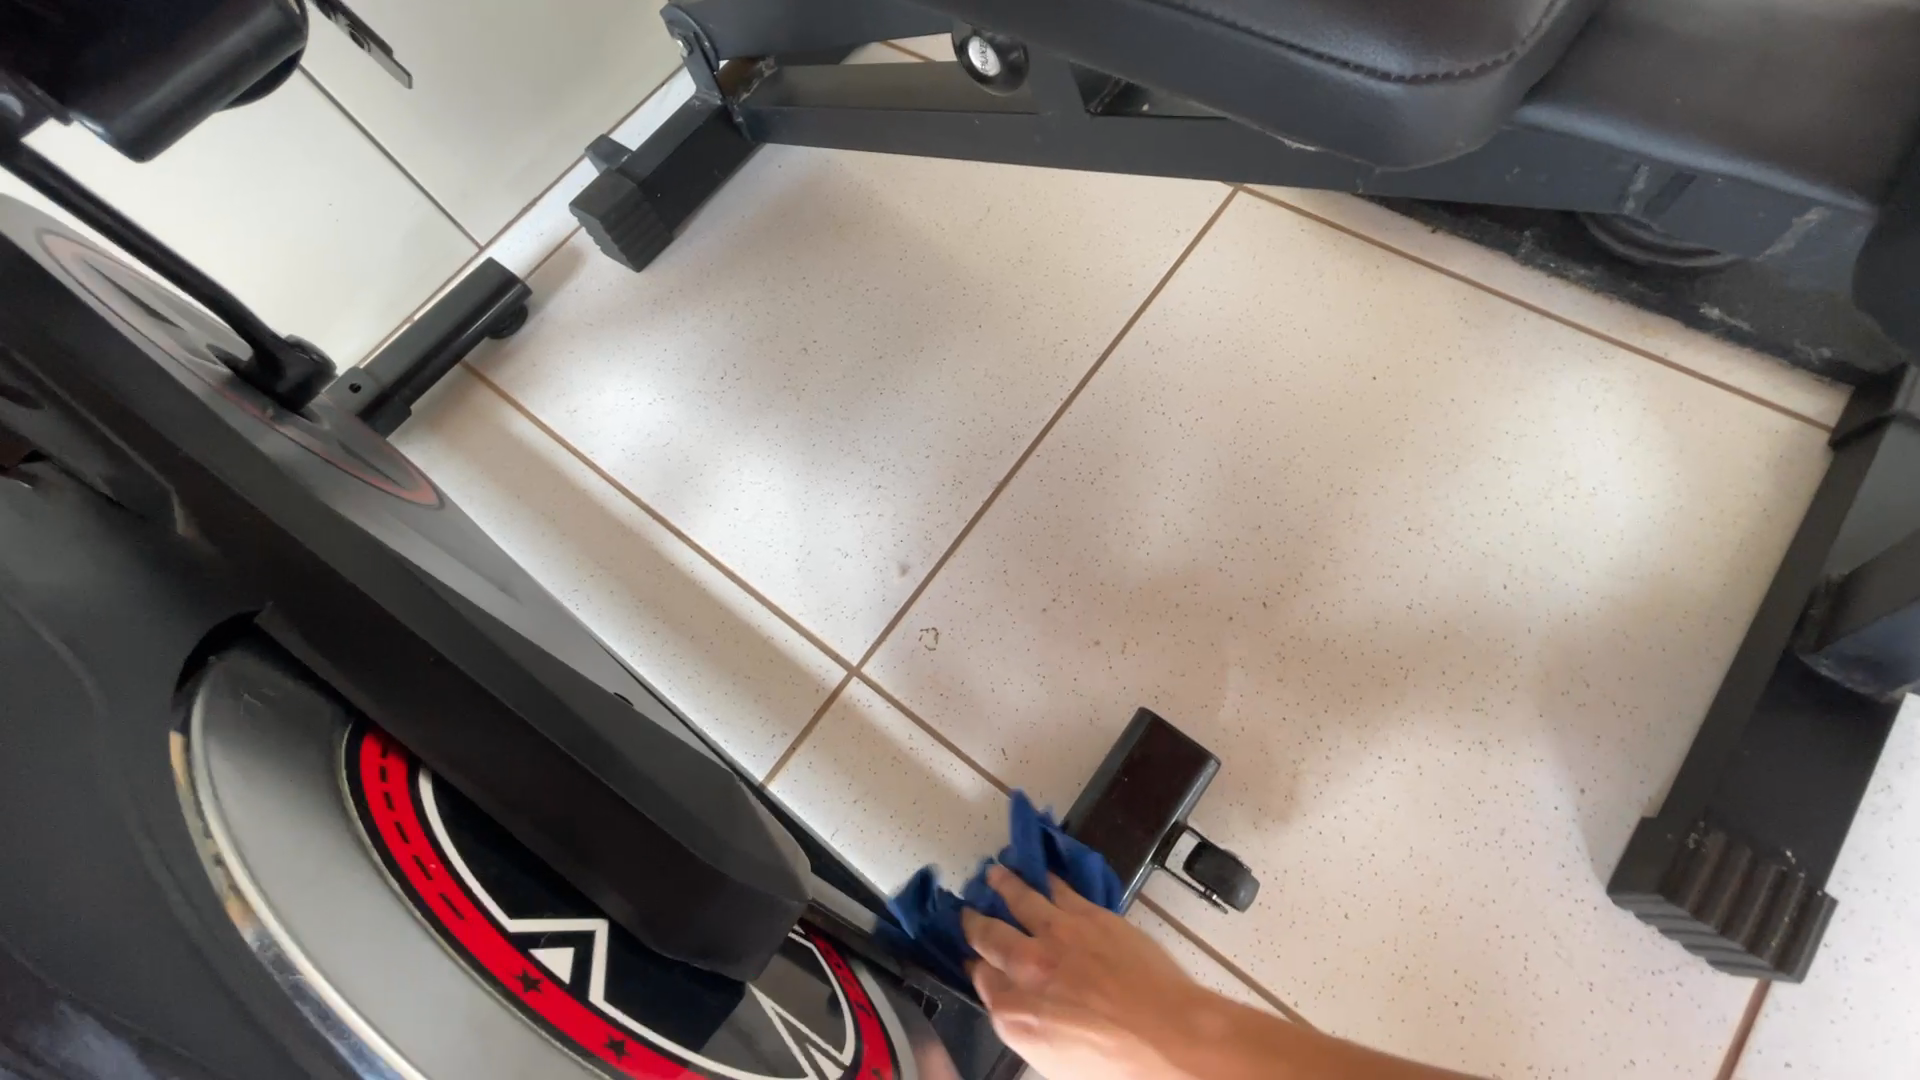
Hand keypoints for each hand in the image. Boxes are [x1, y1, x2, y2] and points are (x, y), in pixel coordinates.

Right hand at [961, 864, 1206, 1079]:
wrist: (1169, 1035)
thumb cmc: (1118, 1066)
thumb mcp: (1057, 1064)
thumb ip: (1028, 1029)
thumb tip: (1015, 1008)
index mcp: (1016, 1014)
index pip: (983, 982)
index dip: (977, 969)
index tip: (974, 961)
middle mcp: (1028, 968)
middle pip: (990, 936)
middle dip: (975, 923)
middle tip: (968, 913)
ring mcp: (1057, 935)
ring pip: (1020, 900)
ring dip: (1004, 884)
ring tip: (995, 873)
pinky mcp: (1088, 915)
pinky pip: (1059, 889)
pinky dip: (1046, 879)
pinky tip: (1043, 873)